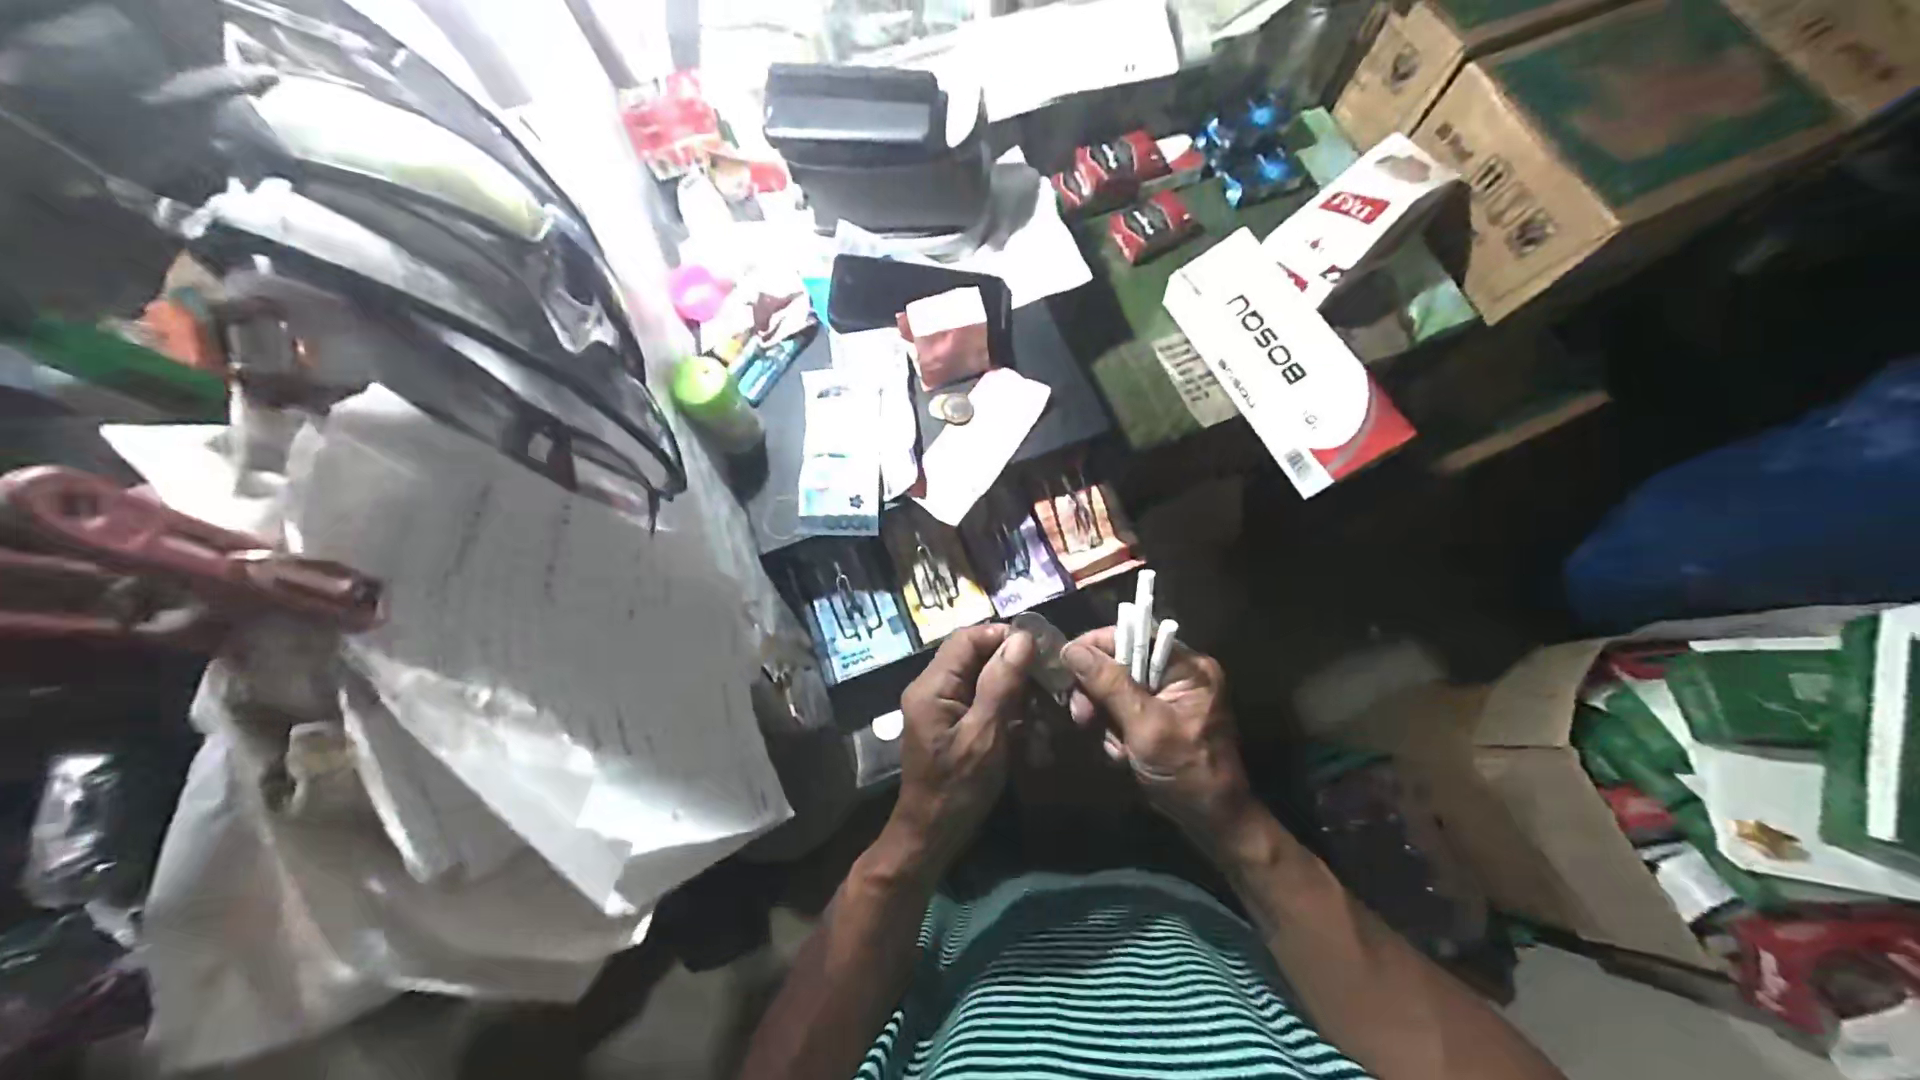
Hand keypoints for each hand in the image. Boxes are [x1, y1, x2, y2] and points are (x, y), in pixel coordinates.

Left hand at [889, 623, 1035, 876]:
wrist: (932, 836)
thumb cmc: (957, 789)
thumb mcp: (984, 736)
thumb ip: (1001, 684)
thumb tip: (1021, 638)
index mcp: (932, 686)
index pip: (967, 638)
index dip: (1004, 636)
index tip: (1041, 649)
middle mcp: (933, 688)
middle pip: (977, 656)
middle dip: (1015, 665)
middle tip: (1050, 678)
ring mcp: (943, 706)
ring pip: (984, 679)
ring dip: (1016, 689)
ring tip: (1046, 705)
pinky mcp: (954, 723)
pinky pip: (984, 702)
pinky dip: (1009, 709)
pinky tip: (1032, 725)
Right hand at [1063, 628, 1255, 846]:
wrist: (1214, 823)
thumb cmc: (1187, 773)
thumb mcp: (1146, 727)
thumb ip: (1110, 685)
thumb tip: (1072, 650)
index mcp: (1188, 667)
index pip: (1134, 635)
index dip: (1096, 647)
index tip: (1067, 668)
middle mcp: (1180, 674)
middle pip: (1121, 661)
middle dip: (1097, 691)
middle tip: (1082, 717)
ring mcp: (1170, 697)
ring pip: (1116, 688)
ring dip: (1105, 717)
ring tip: (1113, 747)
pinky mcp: (1160, 718)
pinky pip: (1124, 710)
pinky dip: (1115, 731)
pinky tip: (1122, 754)